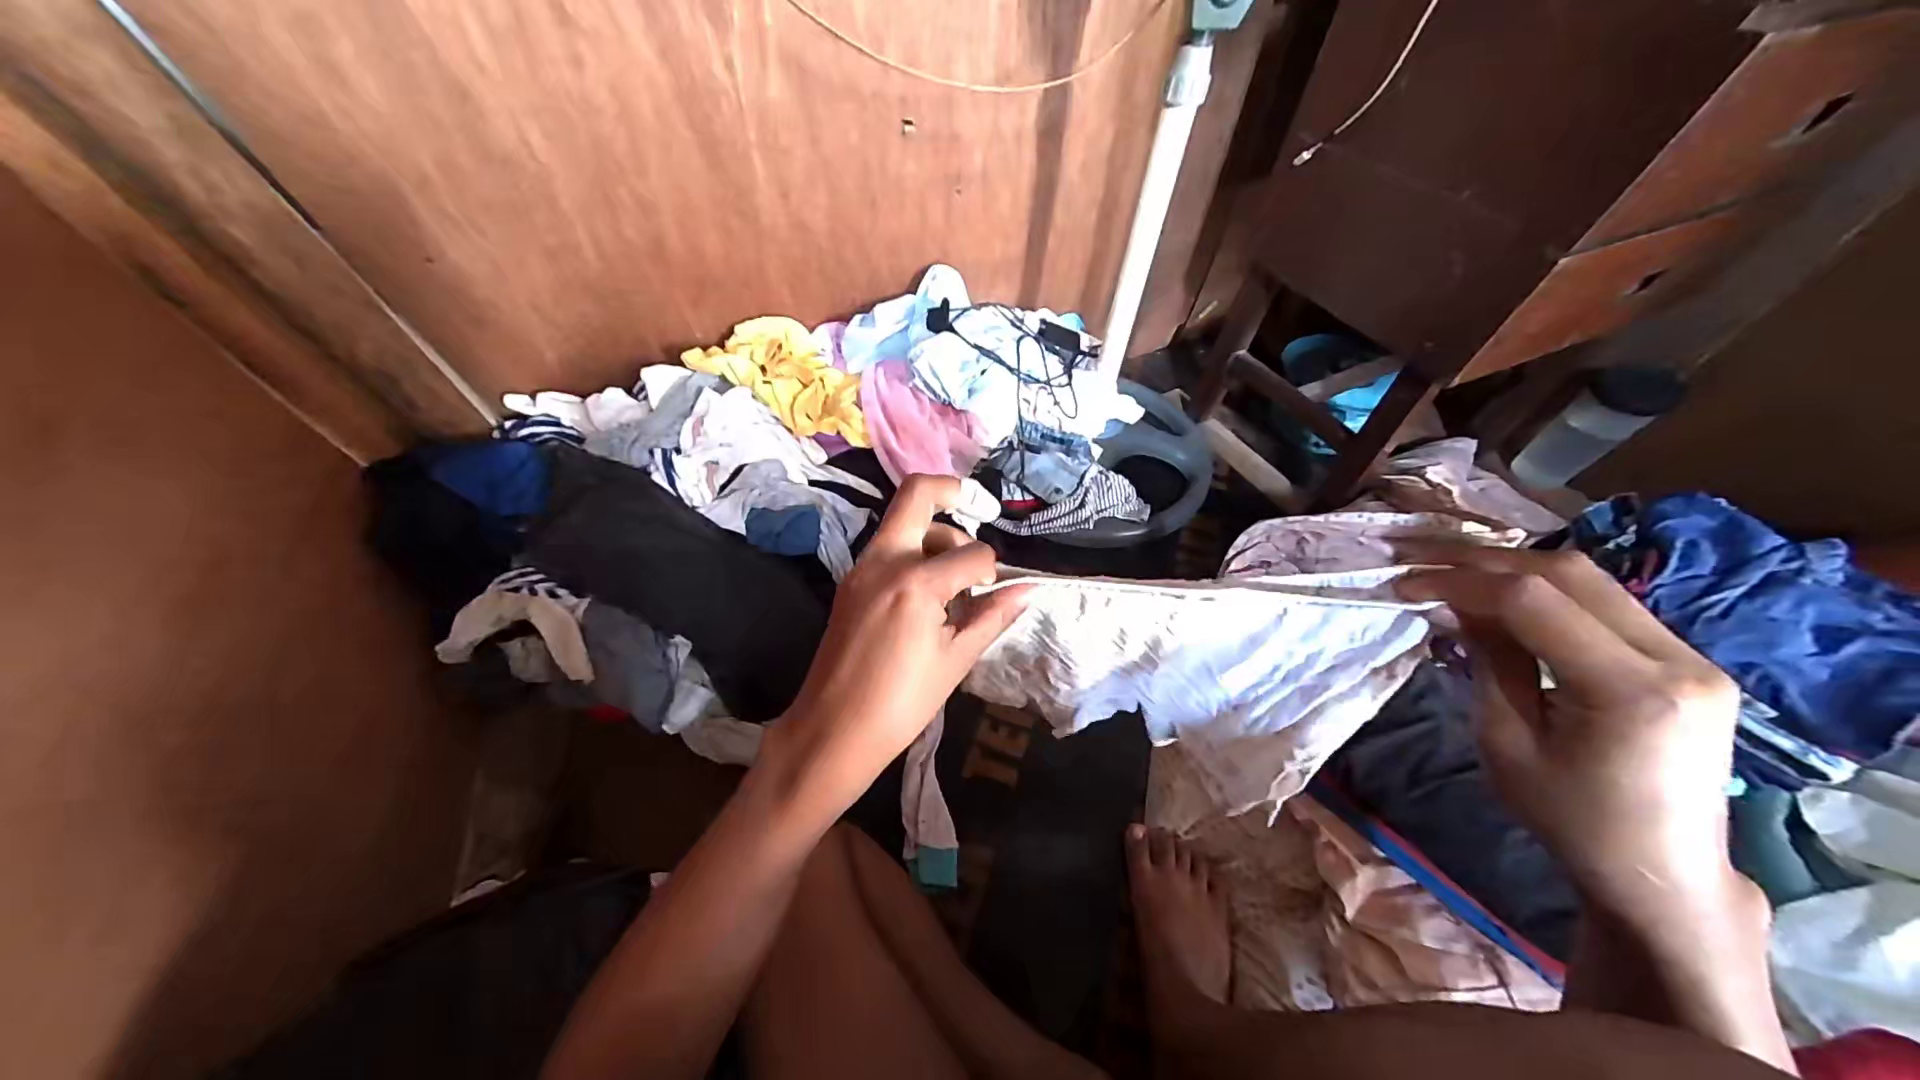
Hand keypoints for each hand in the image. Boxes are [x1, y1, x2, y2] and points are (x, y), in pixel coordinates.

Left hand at [763, 475, 1030, 805]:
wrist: (832, 731)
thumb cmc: (901, 703)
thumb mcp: (956, 660)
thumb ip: (992, 616)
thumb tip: (1028, 590)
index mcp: (915, 581)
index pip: (973, 553)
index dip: (994, 570)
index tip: (994, 592)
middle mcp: (884, 561)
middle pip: (917, 494)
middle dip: (954, 493)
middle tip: (981, 513)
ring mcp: (861, 568)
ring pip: (902, 521)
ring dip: (934, 532)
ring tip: (954, 578)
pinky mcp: (850, 583)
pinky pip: (887, 548)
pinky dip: (914, 553)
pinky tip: (929, 593)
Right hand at [1396, 544, 1746, 925]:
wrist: (1662, 872)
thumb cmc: (1571, 819)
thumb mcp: (1507, 742)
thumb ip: (1490, 661)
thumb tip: (1459, 603)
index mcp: (1630, 690)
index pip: (1533, 601)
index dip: (1460, 581)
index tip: (1406, 582)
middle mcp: (1677, 659)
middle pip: (1568, 573)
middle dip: (1484, 561)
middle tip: (1421, 560)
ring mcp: (1692, 656)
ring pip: (1591, 578)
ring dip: (1514, 568)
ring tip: (1454, 571)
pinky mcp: (1687, 660)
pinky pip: (1607, 602)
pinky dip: (1546, 590)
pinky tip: (1503, 596)